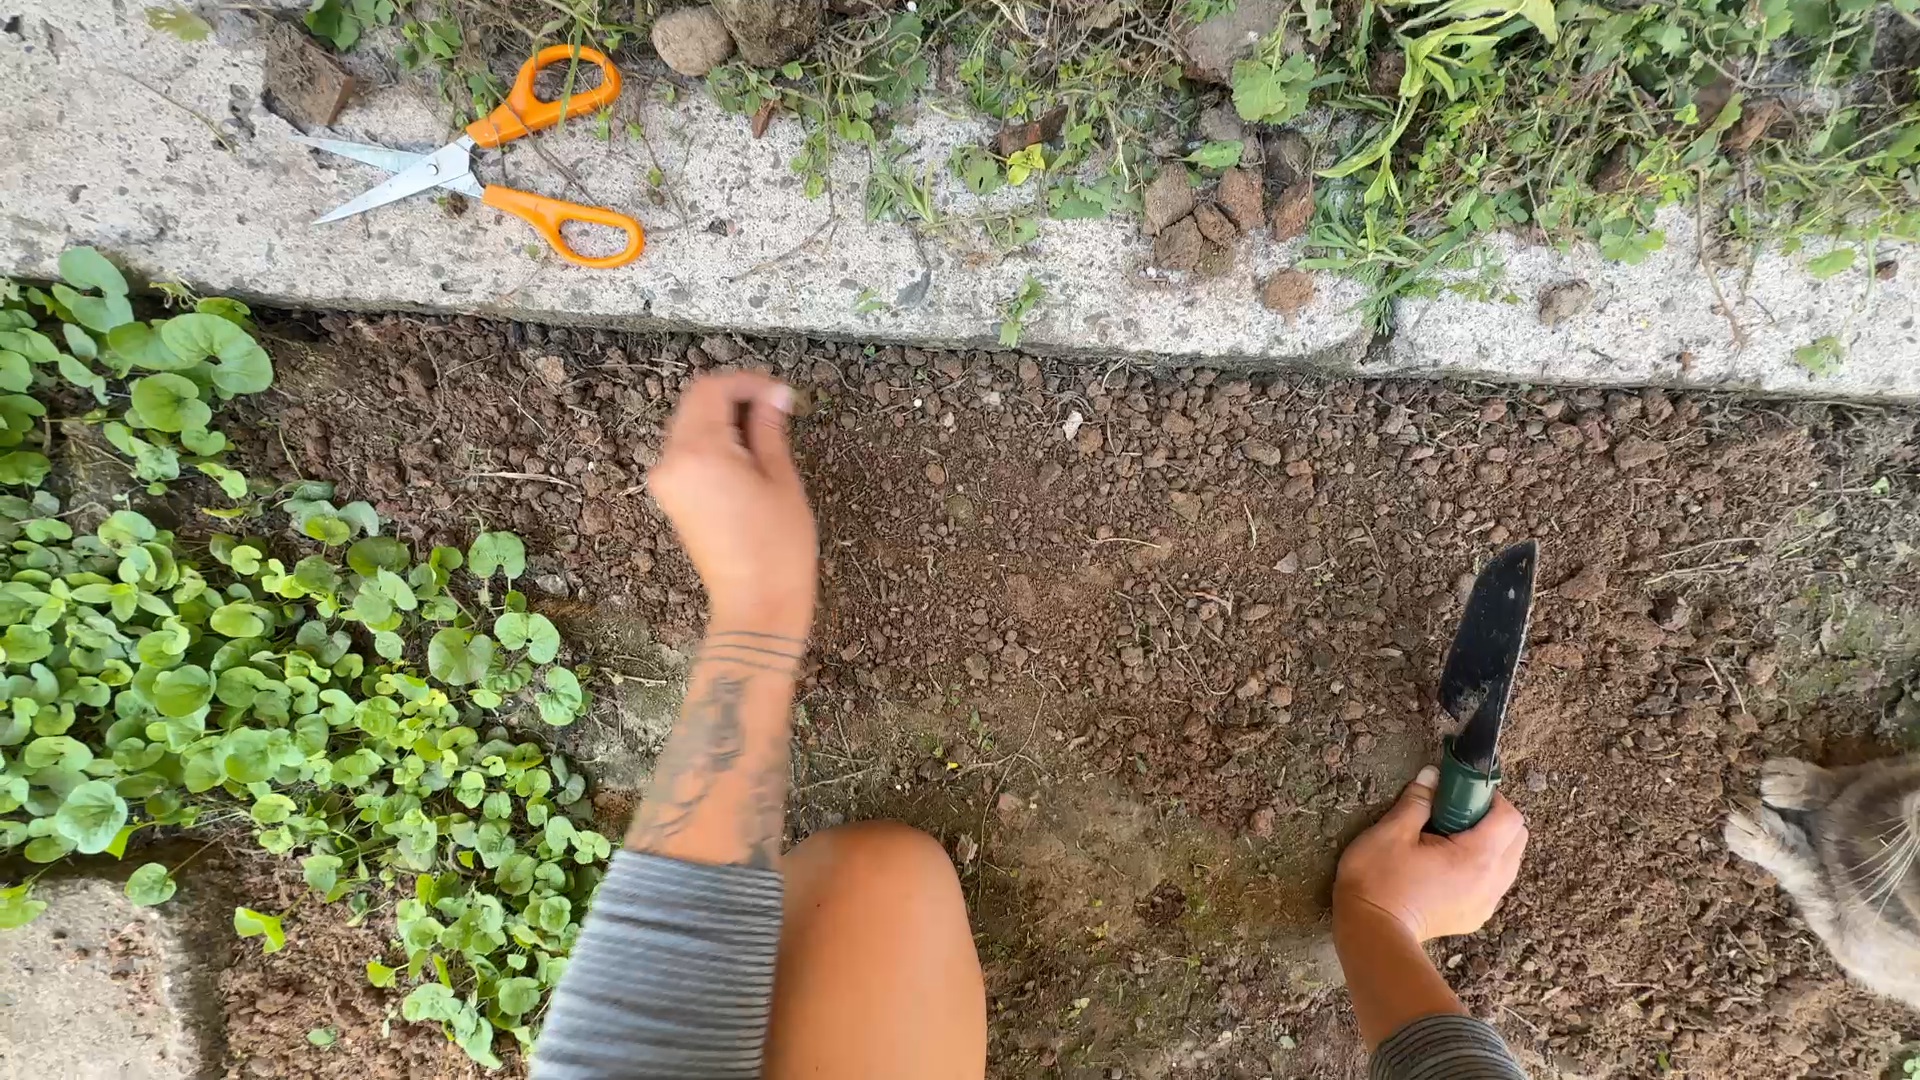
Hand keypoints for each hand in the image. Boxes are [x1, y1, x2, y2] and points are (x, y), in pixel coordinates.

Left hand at [647, 371, 817, 636]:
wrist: (756, 604)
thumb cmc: (779, 546)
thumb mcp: (782, 480)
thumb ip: (770, 429)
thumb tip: (775, 395)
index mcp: (700, 452)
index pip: (713, 390)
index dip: (748, 383)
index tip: (782, 394)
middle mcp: (672, 460)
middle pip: (696, 403)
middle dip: (736, 398)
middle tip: (779, 408)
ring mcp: (667, 480)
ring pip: (691, 425)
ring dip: (726, 418)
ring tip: (768, 433)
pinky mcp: (672, 497)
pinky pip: (688, 451)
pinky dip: (715, 441)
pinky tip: (748, 456)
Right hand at [1333, 765, 1527, 941]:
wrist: (1372, 928)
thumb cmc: (1379, 876)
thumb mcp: (1391, 831)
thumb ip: (1417, 801)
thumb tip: (1432, 775)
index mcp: (1476, 858)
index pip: (1510, 819)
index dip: (1491, 797)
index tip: (1461, 790)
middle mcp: (1492, 882)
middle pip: (1517, 839)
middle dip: (1493, 818)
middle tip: (1453, 810)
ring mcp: (1487, 903)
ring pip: (1508, 862)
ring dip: (1489, 842)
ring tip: (1447, 836)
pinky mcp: (1476, 916)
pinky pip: (1494, 881)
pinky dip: (1481, 864)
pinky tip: (1445, 863)